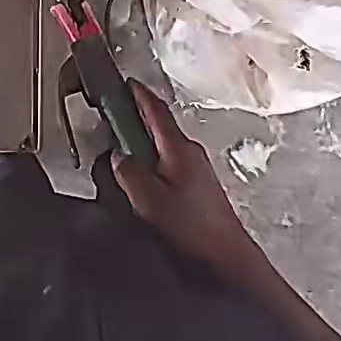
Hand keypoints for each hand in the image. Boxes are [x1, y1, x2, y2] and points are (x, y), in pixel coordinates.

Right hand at [113, 80, 269, 285]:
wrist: (227, 257)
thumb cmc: (193, 229)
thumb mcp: (149, 201)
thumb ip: (129, 173)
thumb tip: (118, 156)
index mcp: (179, 149)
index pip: (156, 111)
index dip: (138, 94)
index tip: (124, 83)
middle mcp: (189, 152)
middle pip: (158, 127)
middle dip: (135, 121)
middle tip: (112, 121)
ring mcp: (196, 169)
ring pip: (162, 147)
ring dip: (142, 145)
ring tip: (121, 160)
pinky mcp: (197, 186)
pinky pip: (168, 163)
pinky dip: (151, 163)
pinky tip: (141, 185)